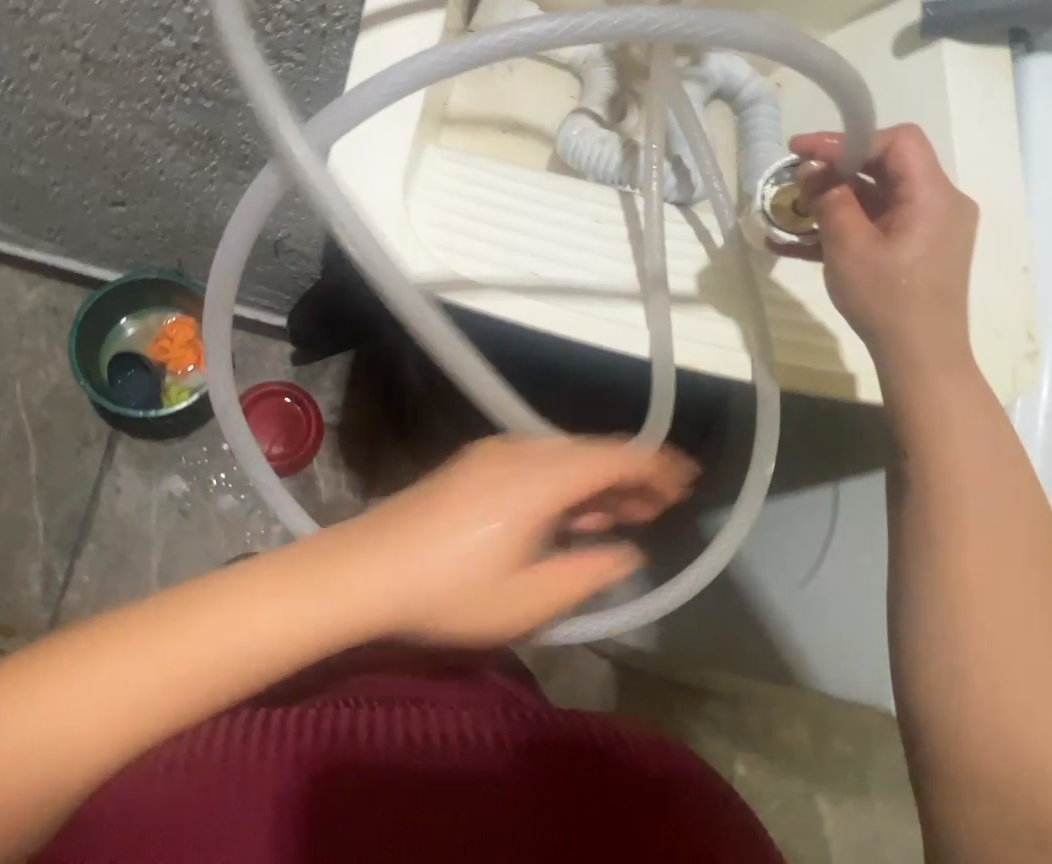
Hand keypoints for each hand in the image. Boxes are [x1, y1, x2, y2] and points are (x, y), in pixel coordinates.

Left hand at [323, 436, 697, 646]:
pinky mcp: (467, 468)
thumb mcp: (530, 600)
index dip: (657, 466)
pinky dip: (563, 482)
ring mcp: (487, 456)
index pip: (614, 456)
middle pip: (589, 451)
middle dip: (631, 475)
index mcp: (539, 477)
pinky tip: (568, 513)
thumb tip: (626, 551)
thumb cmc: (449, 593)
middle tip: (662, 508)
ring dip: (596, 480)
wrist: (362, 572)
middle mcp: (516, 452)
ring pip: (560, 456)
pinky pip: (533, 463)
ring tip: (624, 514)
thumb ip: (589, 572)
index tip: (689, 482)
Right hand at [786, 124, 978, 375]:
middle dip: (834, 170)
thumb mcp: (849, 247)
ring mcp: (928, 227)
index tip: (801, 152)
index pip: (896, 141)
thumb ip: (830, 200)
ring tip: (789, 213)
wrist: (920, 355)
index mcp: (933, 195)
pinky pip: (876, 224)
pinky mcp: (916, 249)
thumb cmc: (887, 299)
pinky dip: (842, 226)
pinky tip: (797, 243)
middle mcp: (939, 203)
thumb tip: (811, 168)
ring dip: (832, 200)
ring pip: (876, 196)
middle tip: (792, 181)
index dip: (847, 139)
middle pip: (885, 166)